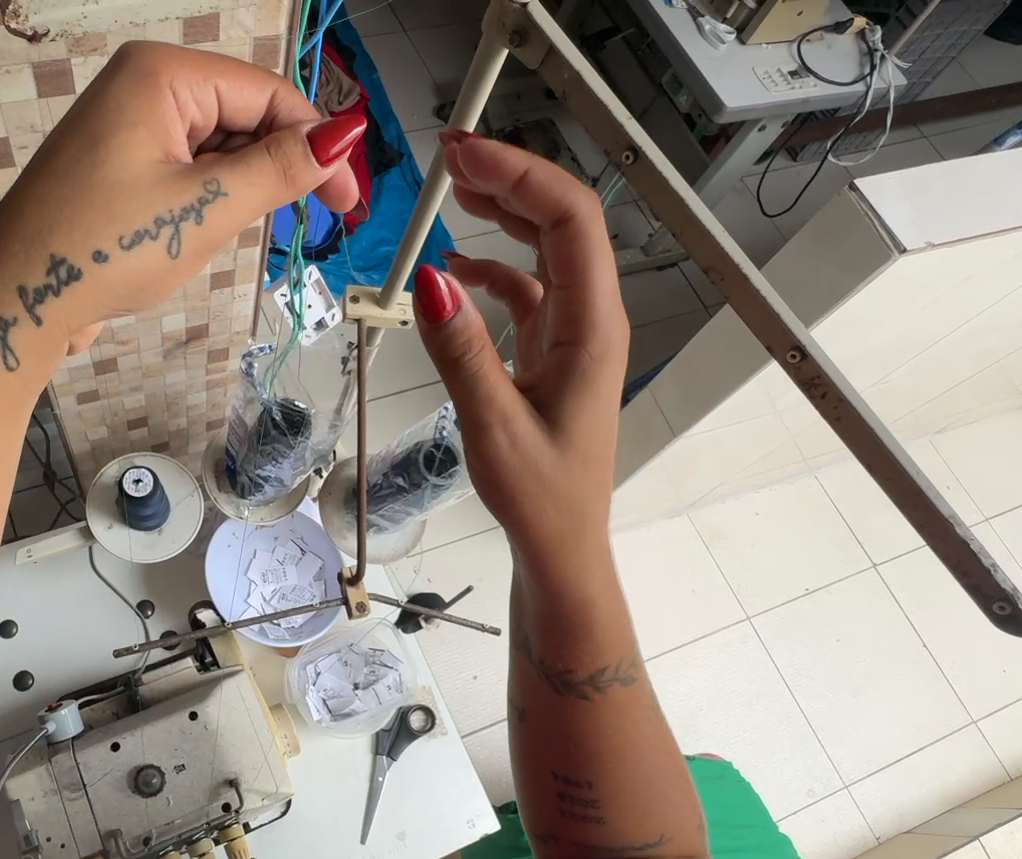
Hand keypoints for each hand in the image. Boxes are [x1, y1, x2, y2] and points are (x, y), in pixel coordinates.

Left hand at [0, 42, 363, 374]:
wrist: (21, 301)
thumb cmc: (106, 249)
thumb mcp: (205, 209)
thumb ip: (278, 169)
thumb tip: (343, 137)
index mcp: (162, 75)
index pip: (268, 95)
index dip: (318, 145)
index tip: (349, 202)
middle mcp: (144, 87)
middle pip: (244, 117)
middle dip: (279, 168)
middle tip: (311, 224)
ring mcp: (129, 128)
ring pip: (218, 149)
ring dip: (243, 190)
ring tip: (227, 235)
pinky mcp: (121, 168)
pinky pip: (187, 172)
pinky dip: (210, 201)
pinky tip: (201, 234)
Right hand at [413, 133, 629, 585]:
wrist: (560, 542)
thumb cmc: (538, 494)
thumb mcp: (492, 423)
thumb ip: (461, 350)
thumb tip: (429, 279)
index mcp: (591, 329)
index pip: (569, 221)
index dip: (520, 176)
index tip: (463, 154)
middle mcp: (591, 320)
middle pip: (562, 224)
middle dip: (510, 183)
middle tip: (451, 160)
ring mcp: (574, 335)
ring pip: (546, 254)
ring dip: (505, 218)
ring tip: (454, 196)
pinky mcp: (553, 354)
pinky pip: (528, 293)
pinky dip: (494, 271)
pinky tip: (458, 271)